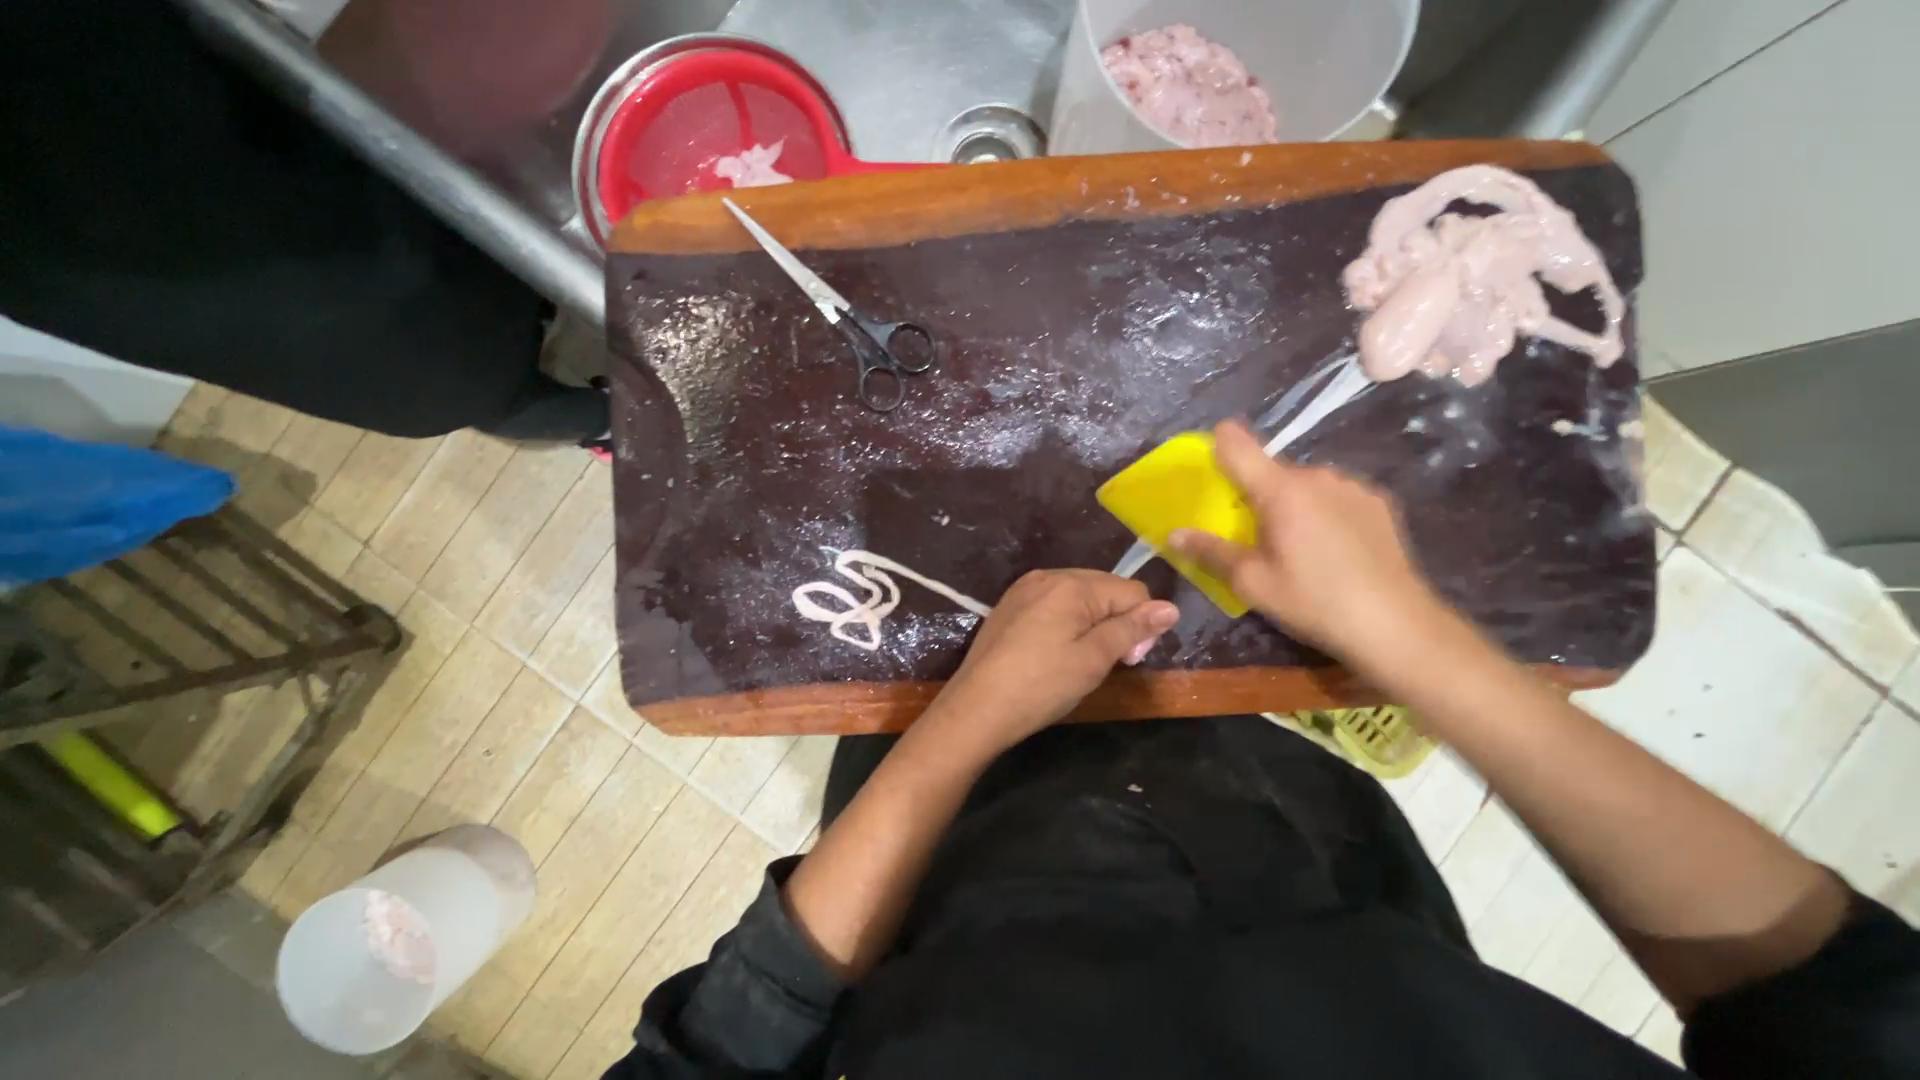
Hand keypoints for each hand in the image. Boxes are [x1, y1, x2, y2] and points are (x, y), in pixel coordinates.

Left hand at [932, 570, 1178, 752]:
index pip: (1132, 590)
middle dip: (1118, 621)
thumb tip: (1170, 607)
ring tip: (1082, 661)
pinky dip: (1067, 624)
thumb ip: (1131, 628)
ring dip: (1093, 624)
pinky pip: (1054, 604)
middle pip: (1105, 589)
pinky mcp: (1009, 607)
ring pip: (1079, 597)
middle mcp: (1047, 576)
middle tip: (1109, 663)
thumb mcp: (1093, 659)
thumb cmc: (1040, 685)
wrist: (976, 709)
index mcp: (1072, 584)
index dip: (1142, 624)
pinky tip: (1057, 654)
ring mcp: (1024, 590)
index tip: (1130, 660)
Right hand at [1169, 419, 1446, 660]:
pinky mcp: (1379, 502)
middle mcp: (1318, 475)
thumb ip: (1210, 552)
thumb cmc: (1314, 602)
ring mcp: (1353, 486)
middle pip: (1272, 470)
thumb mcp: (1253, 583)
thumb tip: (1173, 533)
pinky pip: (1336, 497)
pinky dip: (1325, 513)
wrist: (1396, 625)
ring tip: (1299, 549)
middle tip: (1255, 538)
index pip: (1236, 442)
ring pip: (1306, 484)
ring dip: (1293, 505)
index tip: (1209, 468)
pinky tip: (1334, 551)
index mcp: (1281, 489)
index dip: (1217, 445)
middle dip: (1257, 495)